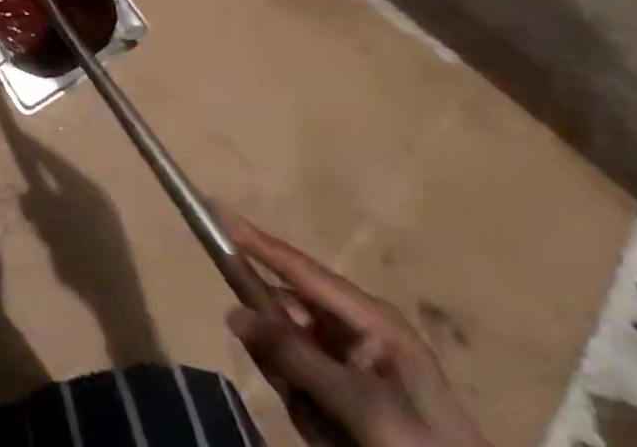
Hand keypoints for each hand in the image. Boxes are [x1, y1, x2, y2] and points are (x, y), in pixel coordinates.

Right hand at [223, 220, 490, 446]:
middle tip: (300, 393)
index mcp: (370, 318)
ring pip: (286, 352)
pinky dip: (303, 408)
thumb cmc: (419, 444)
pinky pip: (297, 382)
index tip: (216, 213)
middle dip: (280, 350)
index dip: (257, 242)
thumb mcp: (358, 403)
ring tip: (330, 427)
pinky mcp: (342, 390)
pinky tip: (331, 434)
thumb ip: (294, 356)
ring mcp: (348, 362)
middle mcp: (355, 331)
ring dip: (295, 389)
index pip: (300, 269)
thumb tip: (233, 312)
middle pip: (286, 315)